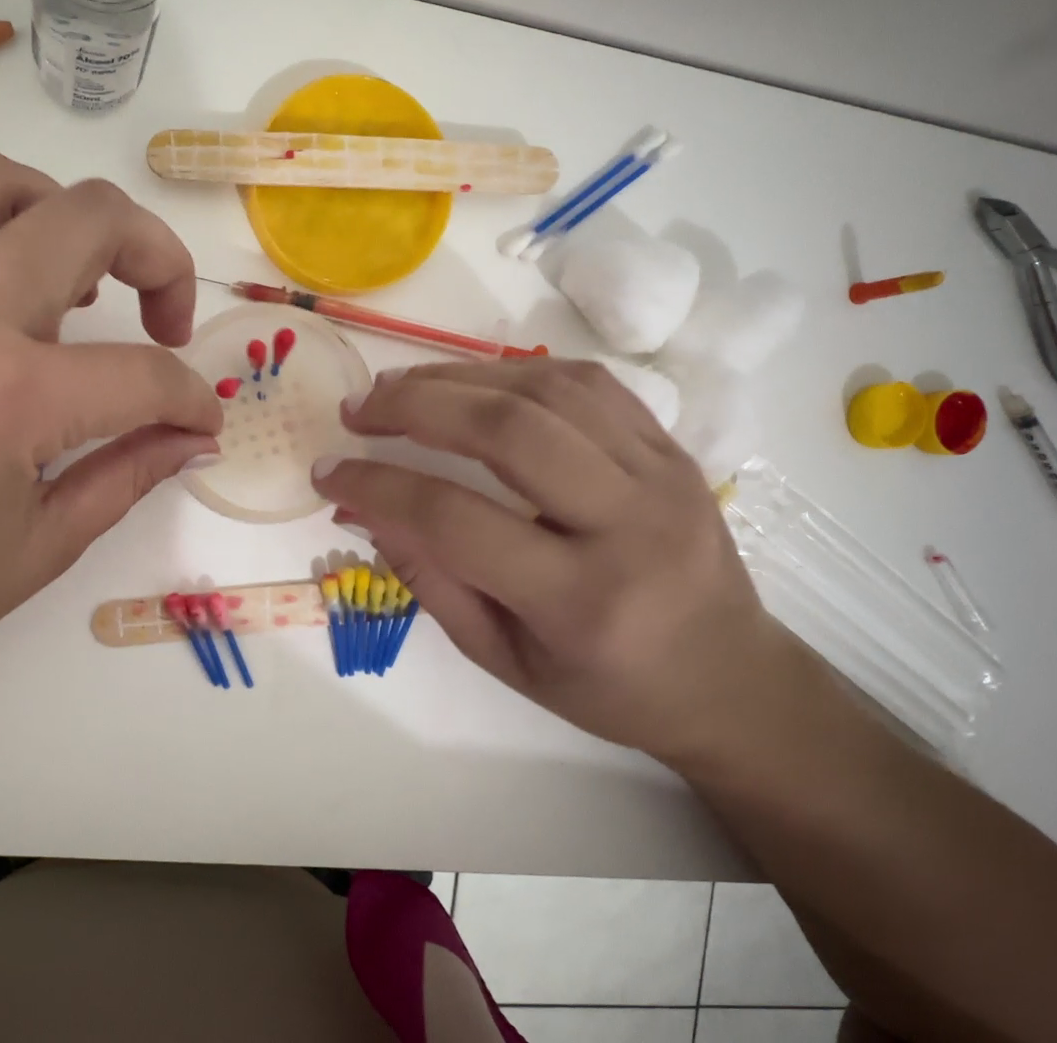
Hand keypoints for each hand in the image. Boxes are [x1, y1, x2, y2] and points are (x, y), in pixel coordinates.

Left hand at [0, 147, 221, 739]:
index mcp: (11, 394)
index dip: (191, 400)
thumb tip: (192, 438)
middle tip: (166, 325)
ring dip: (53, 209)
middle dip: (156, 257)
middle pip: (84, 218)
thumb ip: (127, 477)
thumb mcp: (41, 550)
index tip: (202, 425)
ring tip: (77, 280)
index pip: (142, 374)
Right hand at [312, 358, 818, 765]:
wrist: (729, 678)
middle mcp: (629, 524)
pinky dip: (515, 370)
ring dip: (459, 377)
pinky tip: (470, 383)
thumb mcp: (502, 659)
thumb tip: (368, 511)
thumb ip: (432, 582)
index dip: (378, 487)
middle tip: (358, 409)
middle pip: (511, 430)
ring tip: (399, 388)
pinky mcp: (672, 448)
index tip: (327, 473)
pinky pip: (588, 383)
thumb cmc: (606, 686)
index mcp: (581, 599)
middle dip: (417, 406)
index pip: (456, 520)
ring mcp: (662, 475)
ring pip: (550, 390)